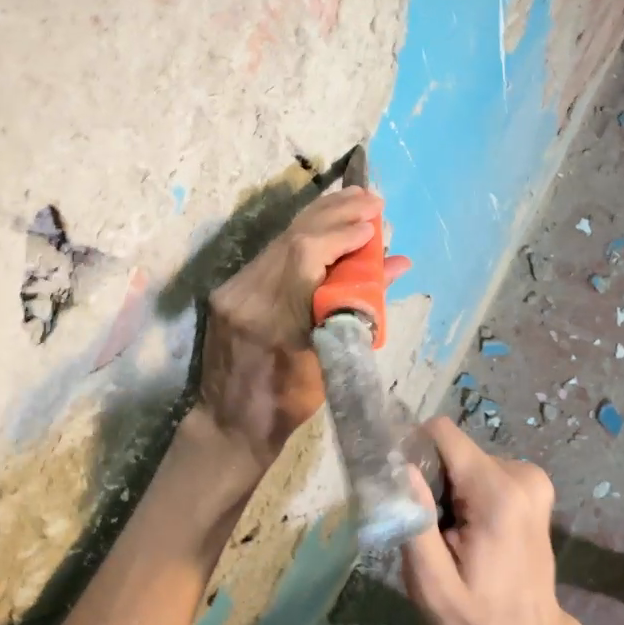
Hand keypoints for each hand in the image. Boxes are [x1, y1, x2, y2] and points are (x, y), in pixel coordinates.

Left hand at [197, 185, 411, 466]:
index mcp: (275, 321)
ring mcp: (232, 292)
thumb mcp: (331, 361)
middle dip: (335, 214)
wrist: (230, 423)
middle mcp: (247, 297)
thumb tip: (397, 264)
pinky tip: (323, 227)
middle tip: (371, 200)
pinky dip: (300, 238)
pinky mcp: (226, 292)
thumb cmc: (288, 405)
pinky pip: (268, 256)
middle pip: (292, 238)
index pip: (305, 256)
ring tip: (353, 201)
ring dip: (318, 219)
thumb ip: (359, 308)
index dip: (341, 233)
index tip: (374, 224)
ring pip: (278, 241)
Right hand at [401, 417, 587, 624]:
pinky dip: (466, 496)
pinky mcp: (533, 488)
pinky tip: (467, 534)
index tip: (401, 490)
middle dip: (431, 482)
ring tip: (449, 538)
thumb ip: (415, 521)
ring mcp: (532, 480)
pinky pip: (481, 473)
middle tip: (429, 530)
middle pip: (453, 450)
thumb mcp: (432, 583)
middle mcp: (521, 475)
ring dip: (448, 492)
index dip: (412, 453)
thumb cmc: (477, 620)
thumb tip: (401, 468)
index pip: (441, 434)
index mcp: (498, 493)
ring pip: (464, 462)